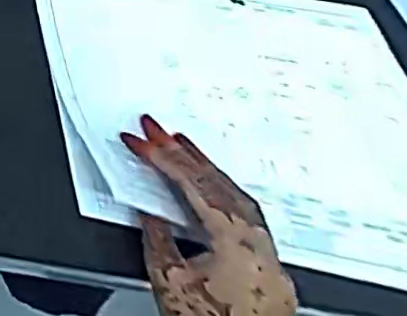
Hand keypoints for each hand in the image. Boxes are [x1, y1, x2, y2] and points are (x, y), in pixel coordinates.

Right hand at [121, 116, 296, 315]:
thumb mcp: (166, 278)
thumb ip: (156, 233)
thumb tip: (149, 207)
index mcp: (238, 247)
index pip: (195, 185)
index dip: (161, 157)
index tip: (136, 139)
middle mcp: (262, 251)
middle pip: (221, 186)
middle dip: (182, 153)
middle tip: (153, 128)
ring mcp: (271, 264)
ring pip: (239, 200)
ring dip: (205, 168)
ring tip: (178, 144)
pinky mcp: (270, 276)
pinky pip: (248, 218)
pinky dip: (222, 193)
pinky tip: (206, 186)